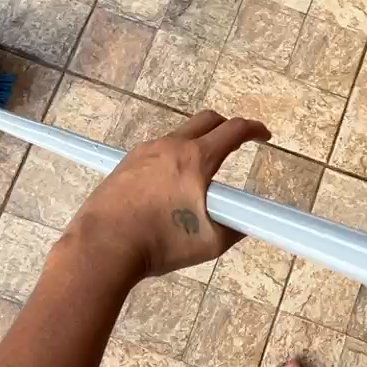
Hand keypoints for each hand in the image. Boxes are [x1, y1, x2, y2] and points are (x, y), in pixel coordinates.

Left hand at [61, 110, 268, 281]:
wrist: (103, 246)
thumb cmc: (161, 243)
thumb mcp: (211, 243)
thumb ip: (236, 226)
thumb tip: (246, 220)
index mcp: (197, 158)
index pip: (234, 130)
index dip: (253, 129)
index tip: (263, 135)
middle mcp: (172, 145)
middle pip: (206, 120)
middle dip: (225, 127)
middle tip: (234, 144)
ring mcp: (145, 151)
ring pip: (178, 135)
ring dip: (195, 143)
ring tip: (197, 173)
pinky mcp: (125, 163)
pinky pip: (155, 151)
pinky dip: (170, 158)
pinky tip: (165, 186)